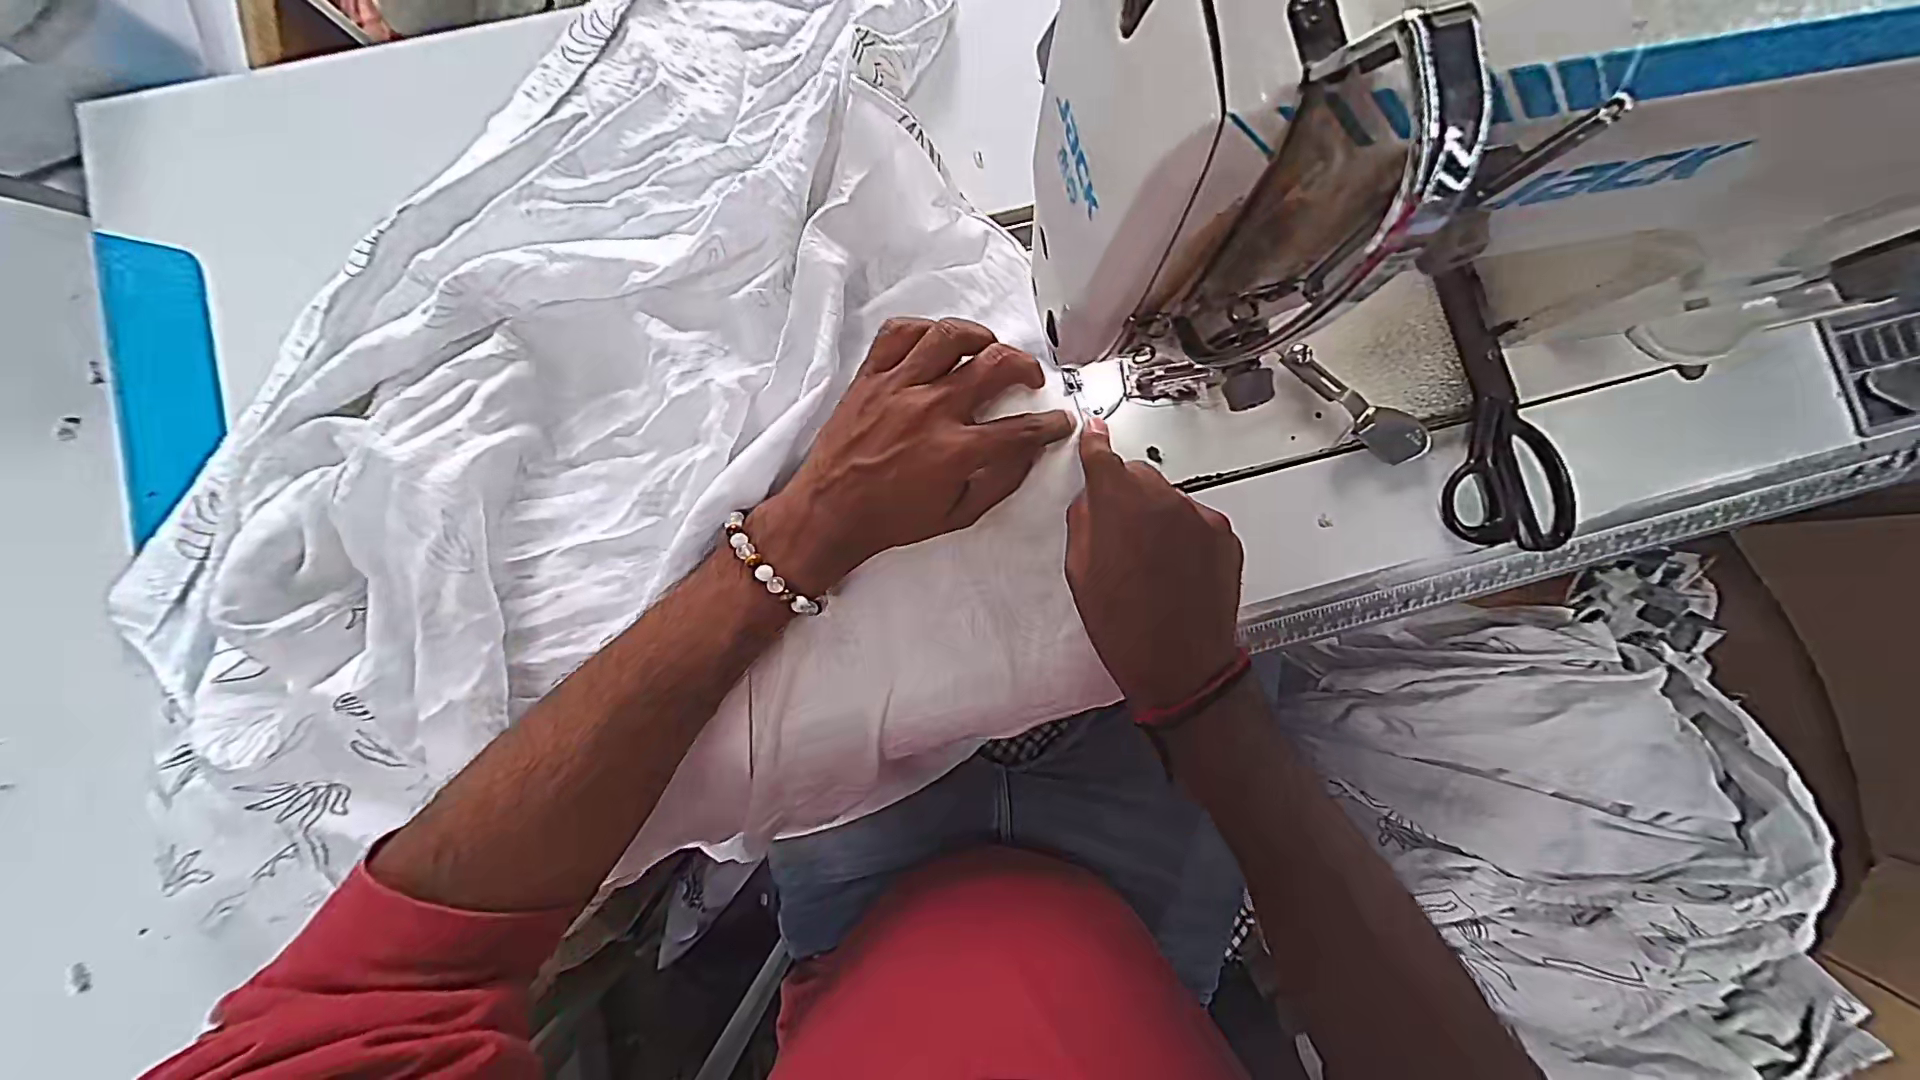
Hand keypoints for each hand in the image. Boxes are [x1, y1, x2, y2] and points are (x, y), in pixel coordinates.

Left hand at [751, 318, 1073, 593]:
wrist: (830, 512)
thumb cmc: (887, 517)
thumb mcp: (957, 514)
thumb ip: (1000, 482)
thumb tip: (1027, 455)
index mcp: (954, 451)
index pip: (1020, 428)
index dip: (1049, 423)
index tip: (1056, 421)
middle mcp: (929, 411)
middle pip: (996, 364)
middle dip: (1026, 367)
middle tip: (1028, 376)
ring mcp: (898, 388)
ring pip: (950, 336)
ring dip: (980, 336)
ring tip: (988, 348)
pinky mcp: (870, 378)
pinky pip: (899, 332)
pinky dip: (923, 328)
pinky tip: (936, 341)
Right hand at [1066, 420, 1243, 709]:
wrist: (1180, 665)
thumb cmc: (1128, 628)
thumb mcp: (1080, 573)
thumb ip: (1083, 522)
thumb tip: (1089, 500)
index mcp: (1120, 506)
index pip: (1103, 457)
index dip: (1094, 443)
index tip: (1093, 432)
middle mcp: (1163, 502)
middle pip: (1138, 475)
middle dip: (1125, 494)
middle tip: (1117, 535)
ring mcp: (1198, 517)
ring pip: (1168, 497)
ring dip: (1155, 516)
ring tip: (1148, 562)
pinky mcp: (1223, 534)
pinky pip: (1194, 518)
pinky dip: (1182, 532)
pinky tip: (1172, 567)